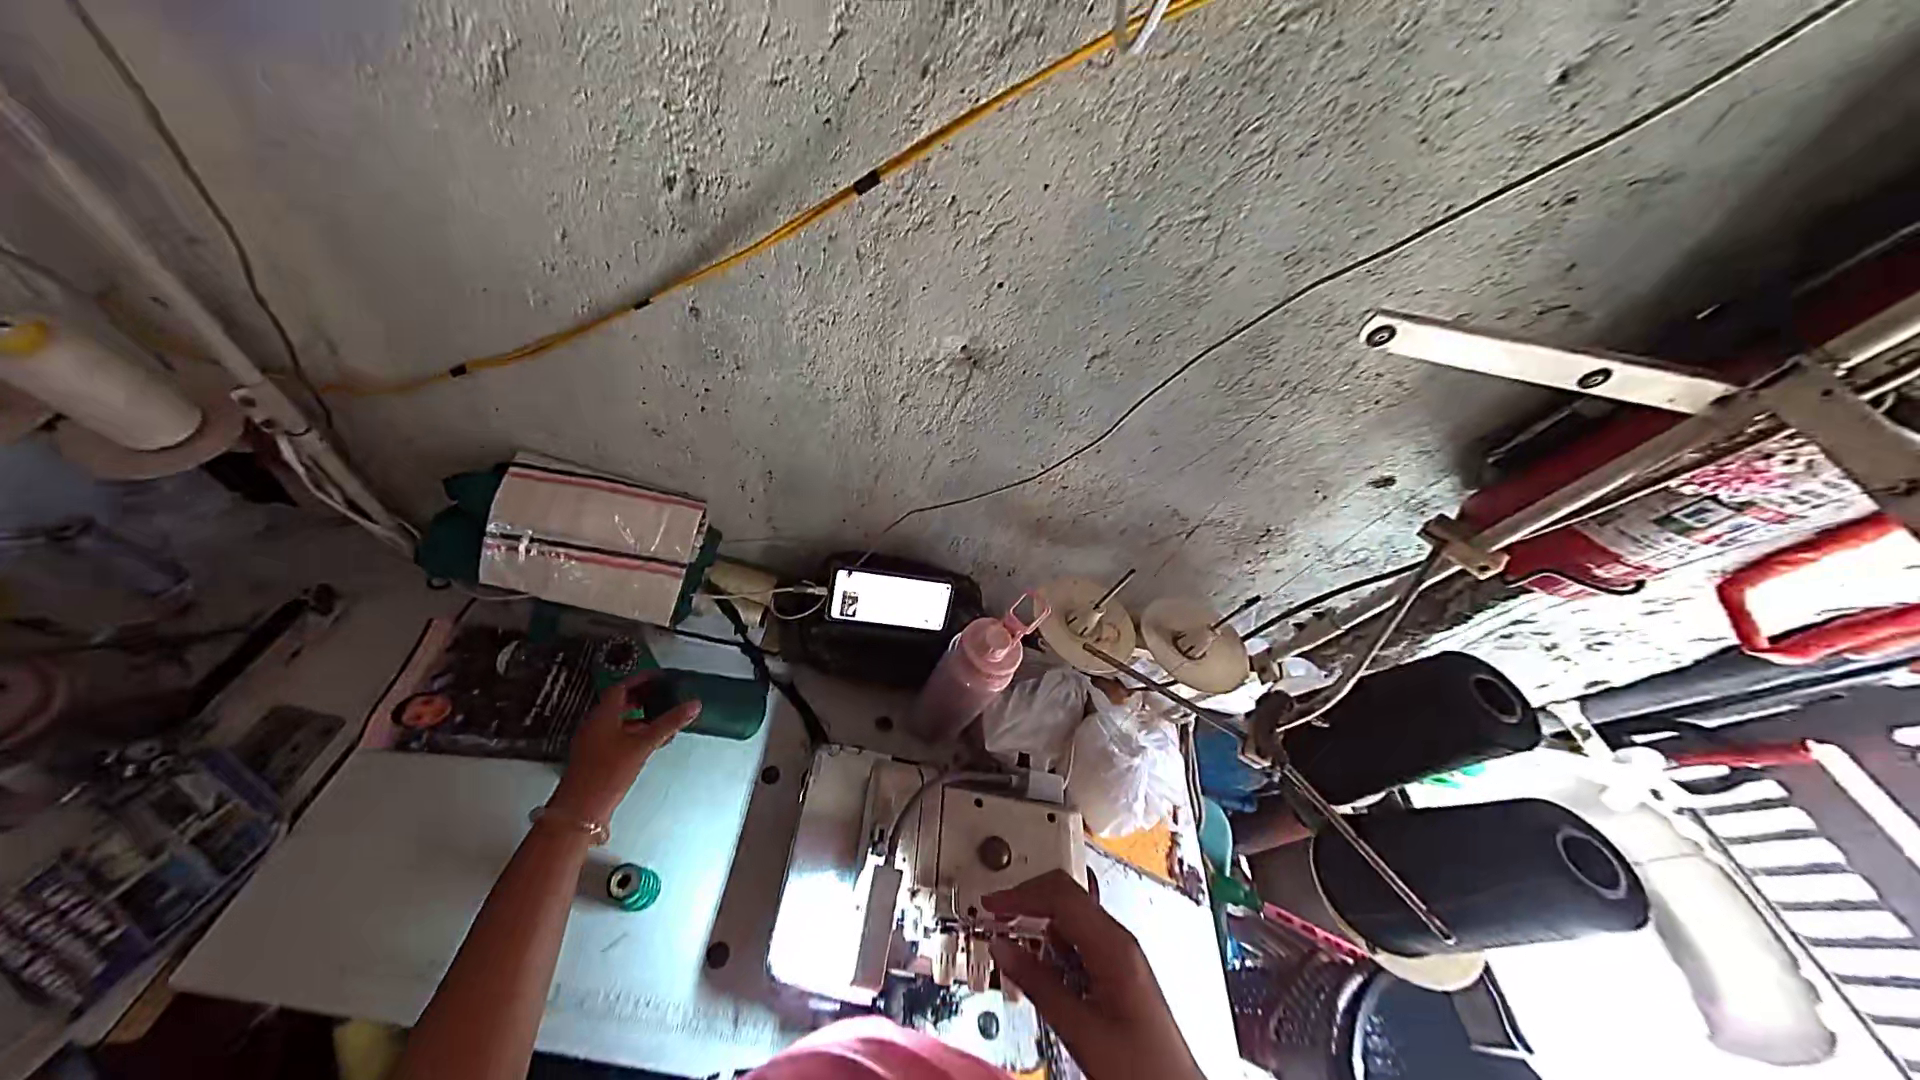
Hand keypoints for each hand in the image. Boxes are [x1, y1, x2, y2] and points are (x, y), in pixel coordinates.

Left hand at [545, 673, 700, 828]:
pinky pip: (616, 736)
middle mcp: (594, 725)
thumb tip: (692, 705)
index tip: (658, 676)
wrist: (580, 810)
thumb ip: (669, 723)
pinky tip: (649, 742)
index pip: (622, 687)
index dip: (642, 679)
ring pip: (618, 720)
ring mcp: (593, 742)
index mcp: (602, 715)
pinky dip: (634, 732)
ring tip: (661, 718)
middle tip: (662, 694)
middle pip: (619, 702)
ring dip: (639, 716)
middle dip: (642, 697)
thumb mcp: (643, 745)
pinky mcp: (595, 757)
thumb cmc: (605, 774)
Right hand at [985, 871, 1203, 1079]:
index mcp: (1113, 945)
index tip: (991, 904)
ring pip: (1070, 917)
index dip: (1021, 894)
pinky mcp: (1115, 970)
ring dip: (1037, 923)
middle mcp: (1118, 940)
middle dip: (1027, 901)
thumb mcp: (1080, 1030)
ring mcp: (1119, 953)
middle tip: (995, 916)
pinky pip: (1077, 940)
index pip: (1061, 895)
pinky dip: (1050, 945)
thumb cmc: (1140, 1070)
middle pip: (1065, 896)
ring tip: (1009, 944)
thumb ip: (1039, 984)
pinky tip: (1036, 967)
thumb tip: (1002, 947)